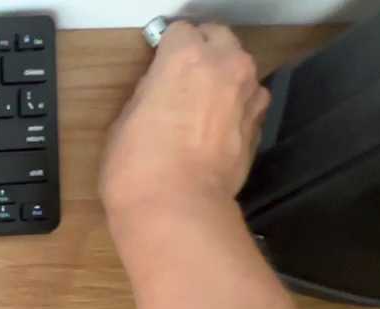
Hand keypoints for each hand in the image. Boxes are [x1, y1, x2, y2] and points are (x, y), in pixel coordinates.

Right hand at [101, 21, 270, 216]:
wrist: (175, 206)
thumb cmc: (136, 170)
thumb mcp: (120, 128)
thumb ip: (143, 97)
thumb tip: (155, 91)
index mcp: (183, 60)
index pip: (178, 30)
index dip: (164, 44)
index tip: (156, 56)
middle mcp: (224, 64)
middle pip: (217, 36)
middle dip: (198, 49)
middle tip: (177, 74)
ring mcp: (248, 90)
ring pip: (236, 66)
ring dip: (218, 77)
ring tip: (196, 105)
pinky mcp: (258, 118)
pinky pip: (245, 99)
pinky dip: (231, 106)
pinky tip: (211, 129)